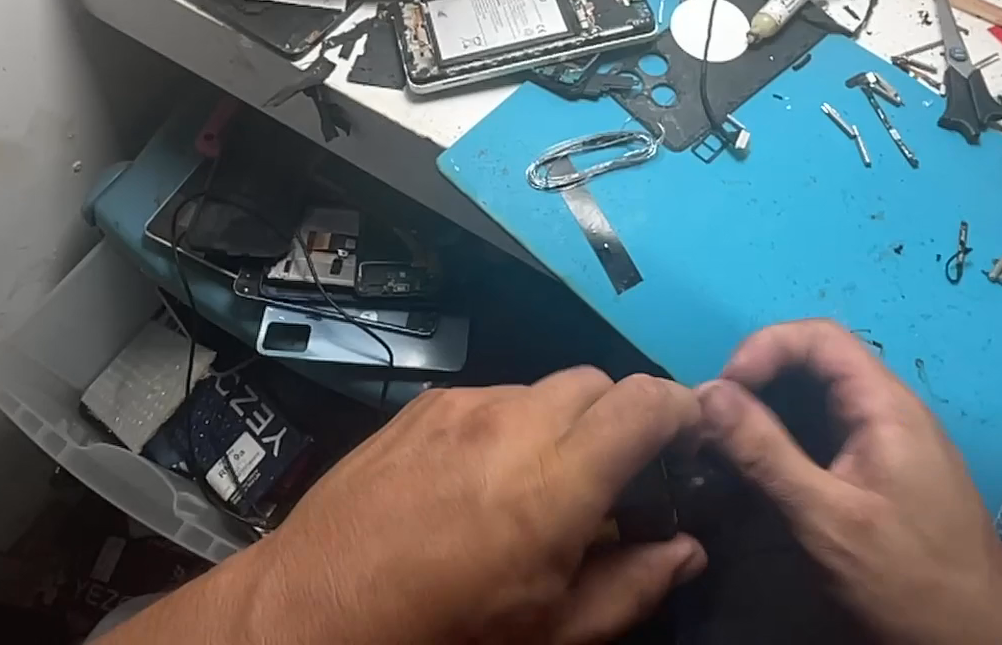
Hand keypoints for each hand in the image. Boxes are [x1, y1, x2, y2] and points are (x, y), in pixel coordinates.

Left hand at [117, 369, 705, 644]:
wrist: (312, 610)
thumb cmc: (443, 636)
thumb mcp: (550, 635)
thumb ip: (631, 584)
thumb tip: (686, 548)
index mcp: (554, 481)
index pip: (643, 402)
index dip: (679, 407)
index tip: (689, 433)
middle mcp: (513, 420)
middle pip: (597, 382)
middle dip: (620, 416)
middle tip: (614, 473)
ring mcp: (465, 403)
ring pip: (544, 387)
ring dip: (563, 420)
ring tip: (542, 479)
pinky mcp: (428, 401)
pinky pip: (495, 394)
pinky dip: (513, 420)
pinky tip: (485, 473)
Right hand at [698, 320, 1001, 644]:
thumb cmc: (909, 582)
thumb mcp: (826, 519)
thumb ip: (765, 452)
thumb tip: (707, 392)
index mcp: (886, 405)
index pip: (817, 337)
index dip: (764, 347)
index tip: (726, 389)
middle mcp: (890, 411)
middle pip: (815, 363)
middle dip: (760, 380)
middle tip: (720, 421)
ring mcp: (889, 442)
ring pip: (818, 399)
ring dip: (770, 411)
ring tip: (732, 445)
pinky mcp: (883, 471)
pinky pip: (827, 432)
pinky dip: (788, 438)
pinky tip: (765, 470)